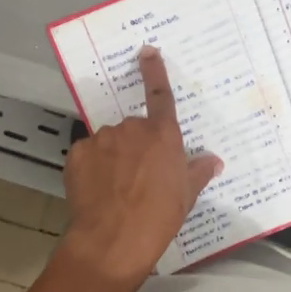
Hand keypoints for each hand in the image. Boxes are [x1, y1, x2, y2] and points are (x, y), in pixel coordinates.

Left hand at [59, 46, 222, 284]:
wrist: (113, 240)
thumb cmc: (158, 217)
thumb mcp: (186, 196)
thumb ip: (198, 172)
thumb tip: (213, 160)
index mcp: (162, 134)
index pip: (159, 94)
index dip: (154, 71)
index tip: (147, 52)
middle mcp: (130, 129)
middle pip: (133, 129)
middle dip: (135, 146)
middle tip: (139, 176)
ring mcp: (101, 140)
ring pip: (109, 142)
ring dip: (113, 157)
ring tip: (116, 189)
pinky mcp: (77, 154)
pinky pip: (88, 156)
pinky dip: (92, 168)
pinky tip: (98, 191)